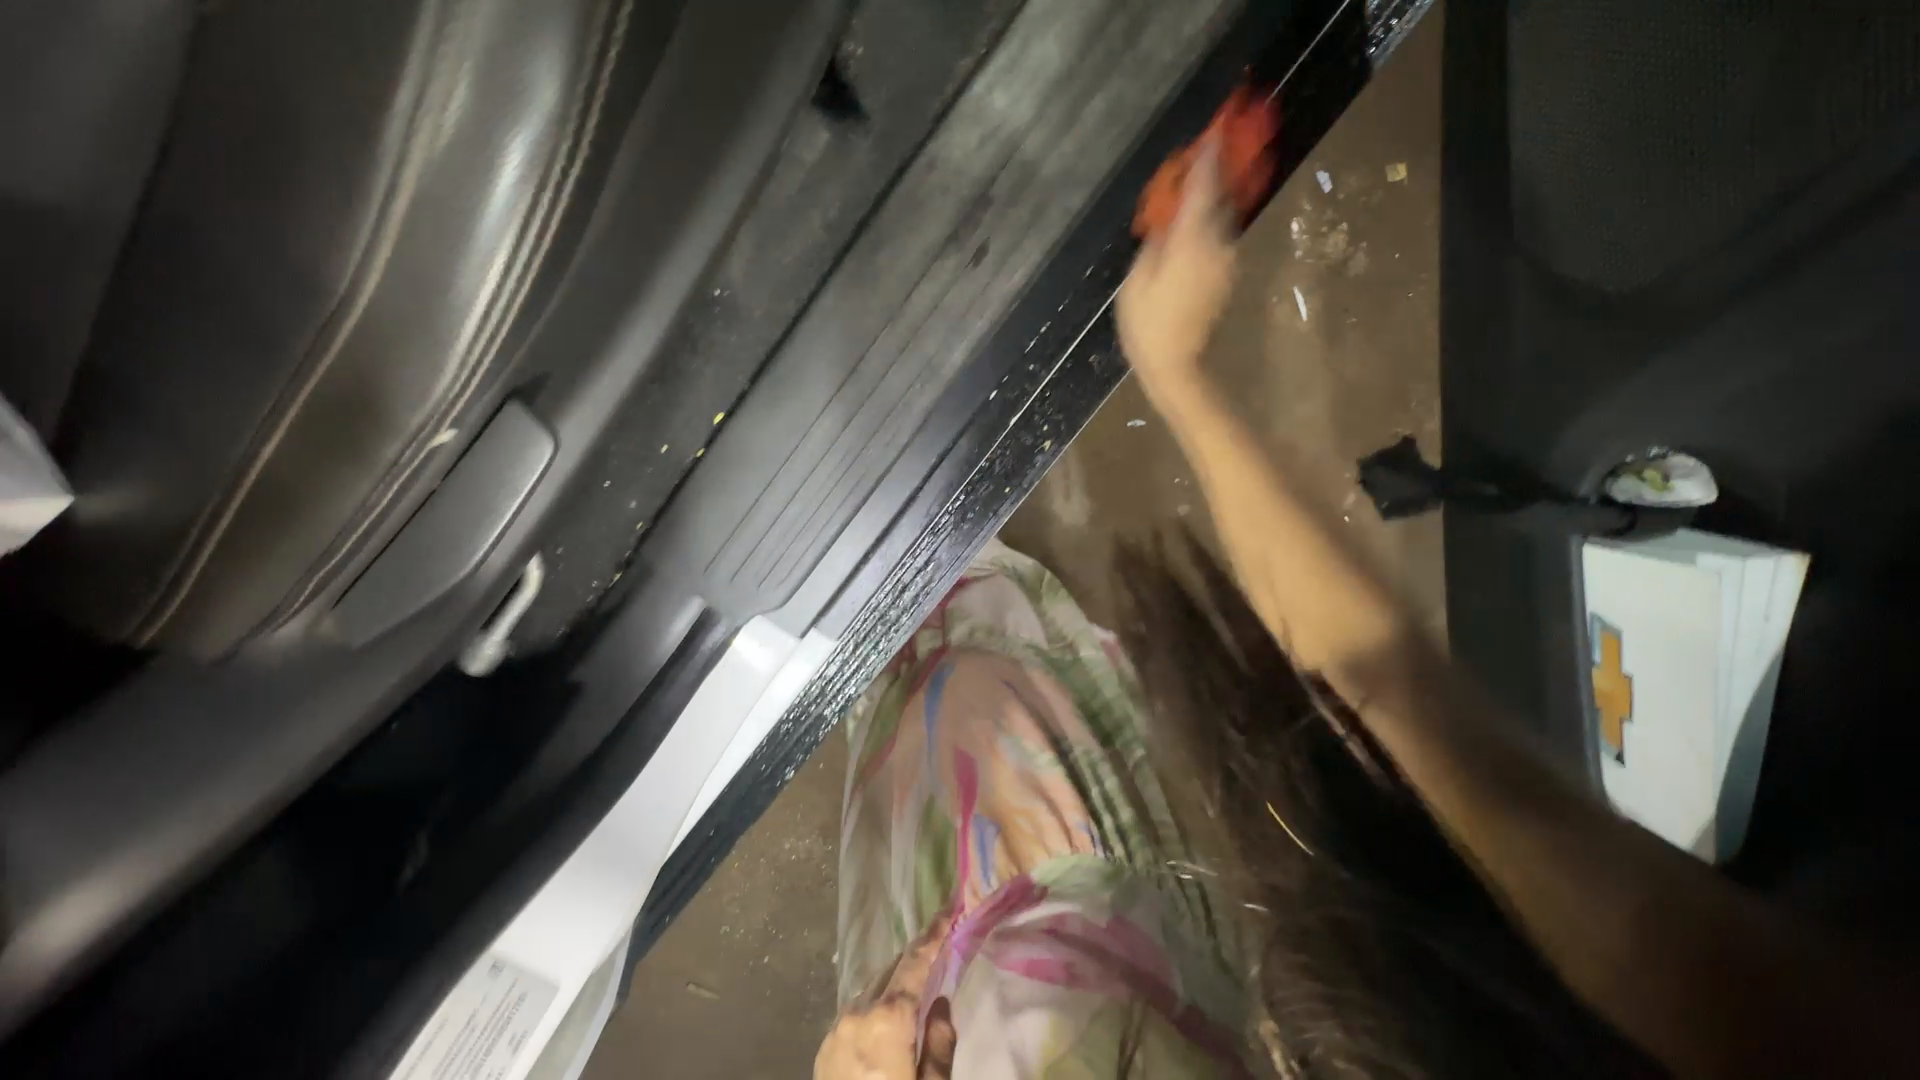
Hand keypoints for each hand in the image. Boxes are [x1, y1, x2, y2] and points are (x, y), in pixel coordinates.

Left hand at [814, 920, 954, 1079]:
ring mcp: (837, 1027)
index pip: (915, 962)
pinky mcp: (825, 1045)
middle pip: (892, 970)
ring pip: (872, 989)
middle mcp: (859, 1012)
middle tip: (938, 949)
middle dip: (915, 957)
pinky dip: (874, 1005)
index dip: (934, 934)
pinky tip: (885, 1019)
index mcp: (889, 1018)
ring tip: (915, 987)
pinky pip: (855, 1011)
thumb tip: (941, 1004)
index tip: (948, 909)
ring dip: (894, 982)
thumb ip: (940, 1043)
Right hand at [1116, 137, 1238, 412]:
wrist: (1177, 365)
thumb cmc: (1148, 324)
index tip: (1214, 129)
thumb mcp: (1137, 279)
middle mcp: (1217, 245)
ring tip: (1188, 196)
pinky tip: (1188, 235)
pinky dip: (1205, 230)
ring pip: (1218, 222)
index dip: (1207, 157)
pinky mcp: (1225, 278)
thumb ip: (1156, 242)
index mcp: (1192, 240)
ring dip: (1206, 206)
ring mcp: (1225, 263)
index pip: (1203, 187)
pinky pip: (1216, 242)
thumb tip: (1168, 223)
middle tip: (1201, 156)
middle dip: (1210, 178)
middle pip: (1216, 201)